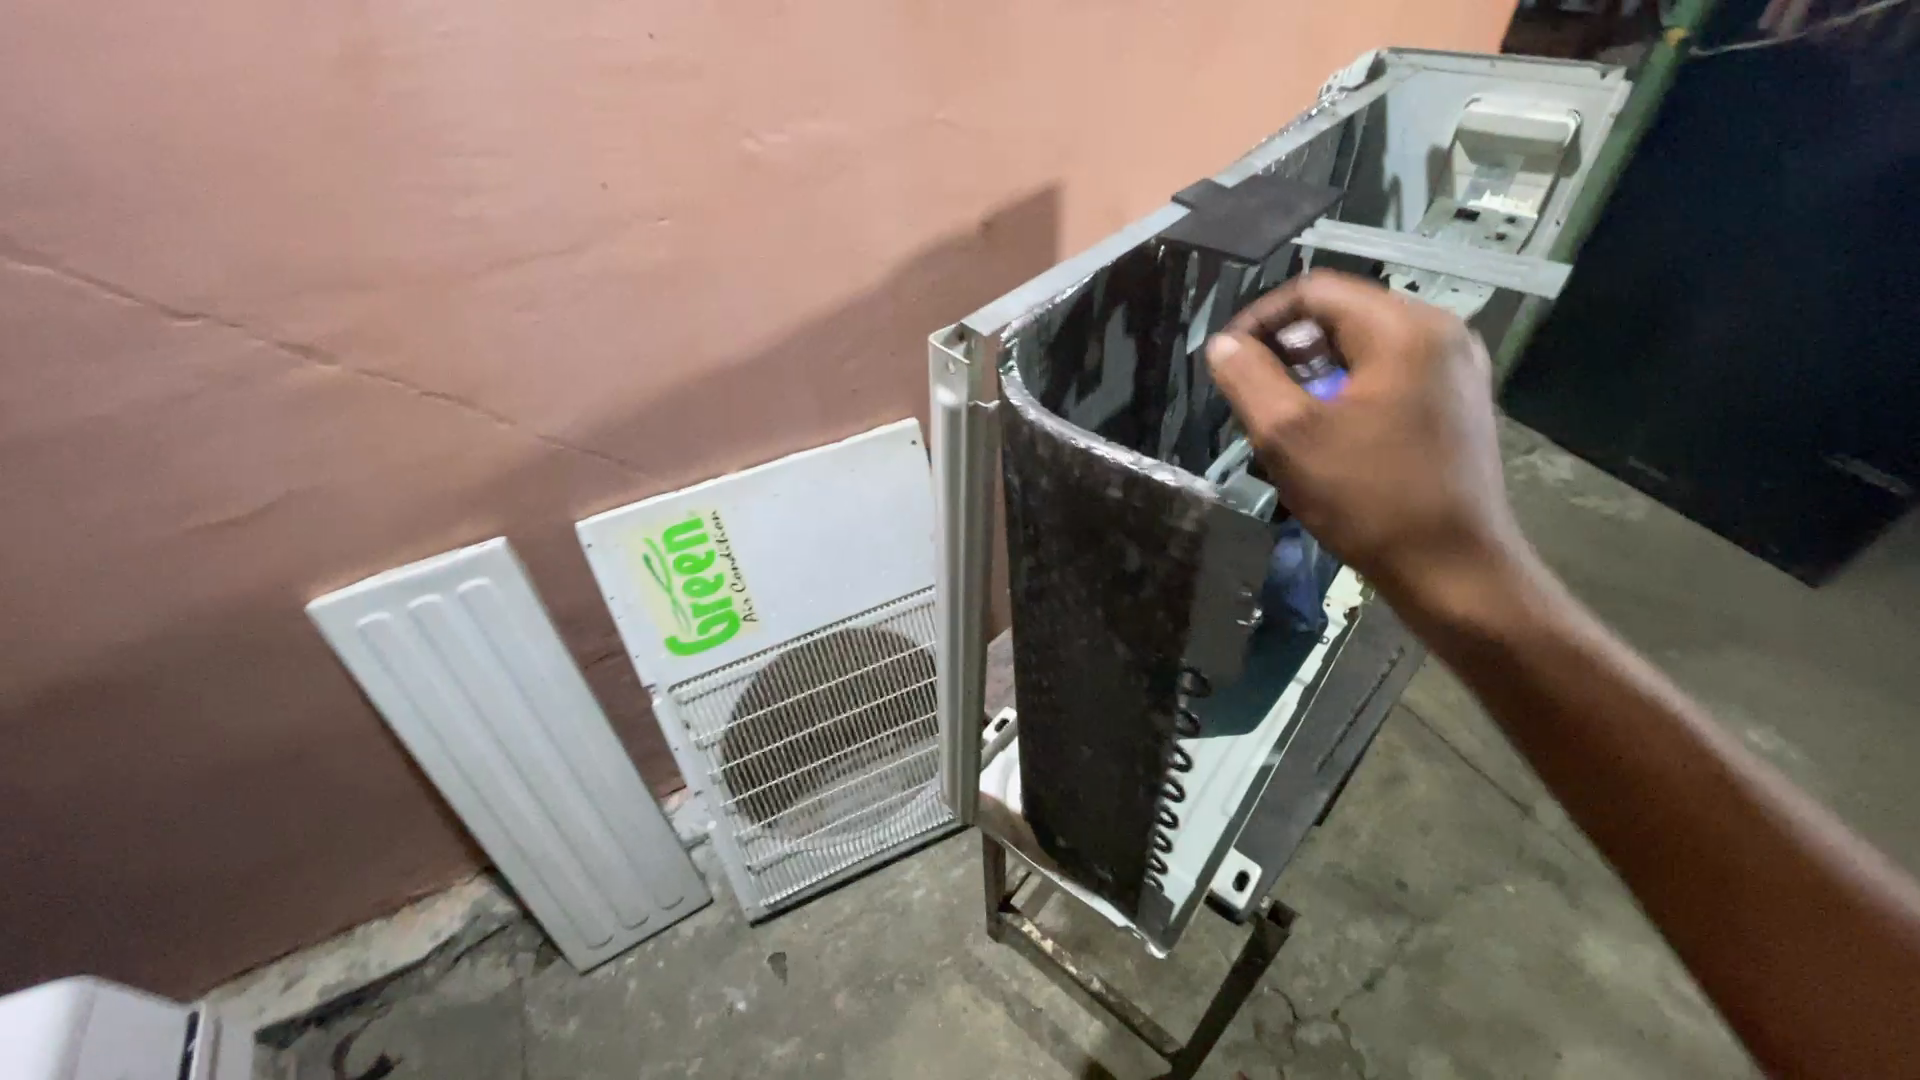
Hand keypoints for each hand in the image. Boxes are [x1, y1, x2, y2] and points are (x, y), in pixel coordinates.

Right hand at [1205, 271, 1529, 615]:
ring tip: (1286, 423)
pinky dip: (1348, 393)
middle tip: (1254, 398)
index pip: (1315, 291)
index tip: (1228, 360)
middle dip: (1287, 351)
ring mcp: (1456, 369)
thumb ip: (1248, 379)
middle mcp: (1440, 333)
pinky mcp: (1457, 403)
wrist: (1453, 568)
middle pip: (1342, 316)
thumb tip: (1224, 345)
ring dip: (1314, 375)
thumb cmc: (1369, 498)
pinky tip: (1329, 438)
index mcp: (1404, 328)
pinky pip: (1389, 376)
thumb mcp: (1290, 436)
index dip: (1260, 319)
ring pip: (1364, 349)